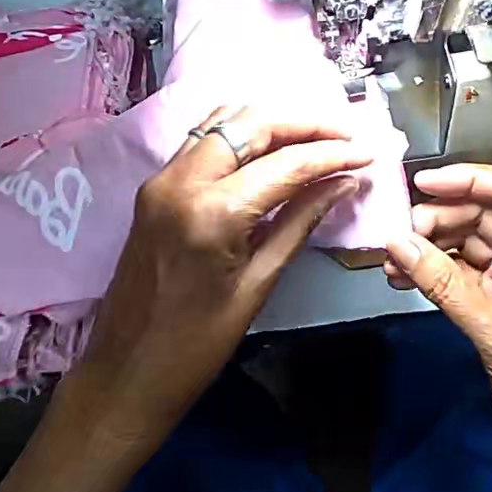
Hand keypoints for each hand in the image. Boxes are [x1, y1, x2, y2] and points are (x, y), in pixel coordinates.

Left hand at [59, 106, 371, 452]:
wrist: (126, 369)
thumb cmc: (197, 344)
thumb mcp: (258, 284)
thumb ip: (300, 222)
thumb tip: (343, 183)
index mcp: (212, 211)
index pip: (284, 163)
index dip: (331, 155)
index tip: (366, 154)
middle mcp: (181, 180)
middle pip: (250, 123)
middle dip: (302, 123)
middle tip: (343, 137)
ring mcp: (161, 178)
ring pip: (223, 122)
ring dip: (270, 123)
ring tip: (313, 139)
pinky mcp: (153, 186)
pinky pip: (202, 141)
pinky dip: (240, 136)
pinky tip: (269, 150)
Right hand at [381, 164, 491, 489]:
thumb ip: (446, 285)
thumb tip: (396, 243)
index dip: (469, 180)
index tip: (423, 183)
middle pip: (484, 217)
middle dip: (439, 220)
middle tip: (399, 234)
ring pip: (466, 245)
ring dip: (429, 247)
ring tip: (392, 258)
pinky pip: (458, 275)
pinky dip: (431, 273)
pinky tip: (402, 276)